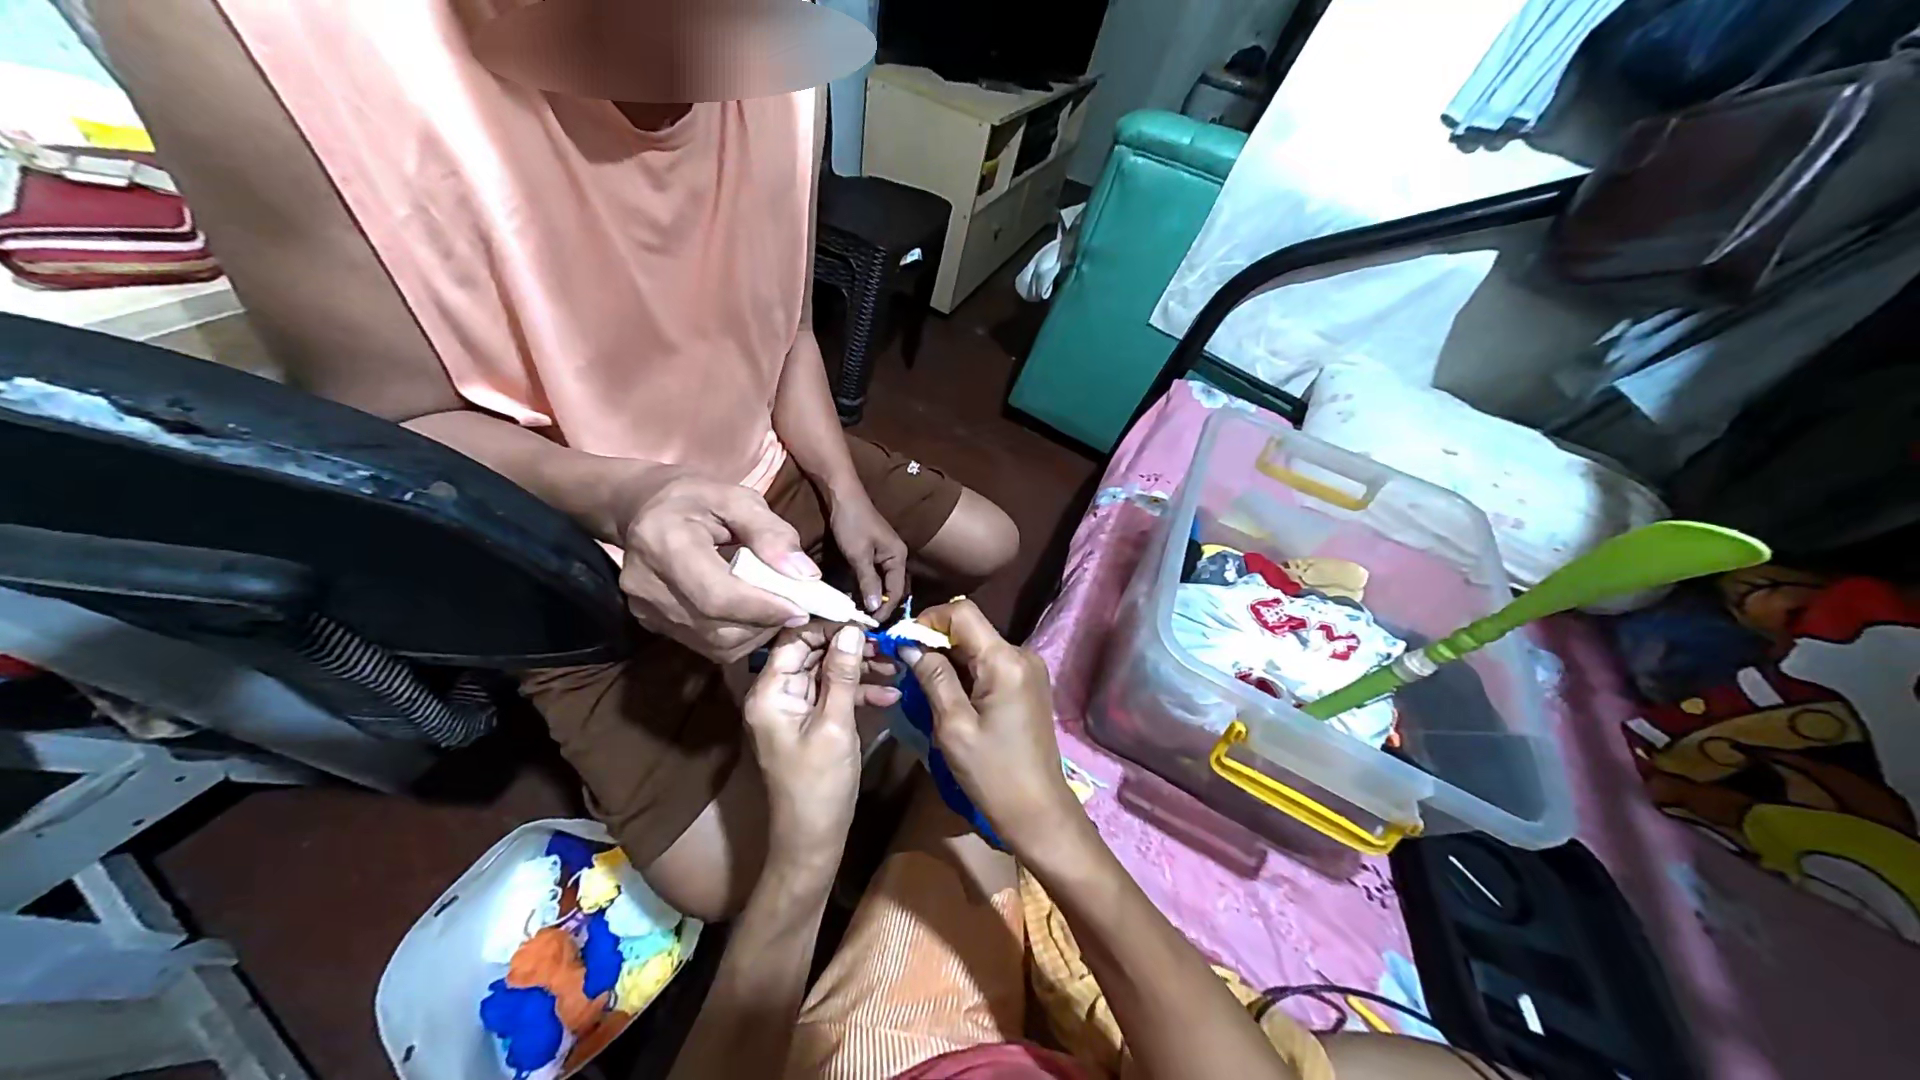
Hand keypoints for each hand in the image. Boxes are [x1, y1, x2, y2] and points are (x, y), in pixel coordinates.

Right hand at [617, 469, 820, 662]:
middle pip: (718, 627)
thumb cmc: (699, 500)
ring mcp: (645, 610)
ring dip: (756, 632)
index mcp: (663, 541)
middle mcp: (645, 583)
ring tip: (771, 604)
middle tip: (794, 604)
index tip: (802, 607)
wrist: (648, 511)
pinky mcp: (651, 625)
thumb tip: (805, 575)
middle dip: (766, 621)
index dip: (764, 608)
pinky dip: (740, 636)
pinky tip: (750, 612)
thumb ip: (773, 534)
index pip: (718, 596)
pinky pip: (708, 646)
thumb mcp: (739, 500)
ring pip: (716, 644)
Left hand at [743, 624, 899, 862]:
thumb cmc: (819, 785)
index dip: (829, 626)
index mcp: (769, 692)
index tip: (865, 622)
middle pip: (811, 652)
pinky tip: (890, 695)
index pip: (794, 639)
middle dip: (849, 646)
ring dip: (859, 668)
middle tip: (885, 643)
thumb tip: (852, 629)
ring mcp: (792, 708)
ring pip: (826, 672)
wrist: (812, 840)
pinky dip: (858, 693)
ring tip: (893, 665)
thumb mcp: (835, 725)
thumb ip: (842, 674)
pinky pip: (832, 695)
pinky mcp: (808, 722)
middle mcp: (775, 694)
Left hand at [828, 488, 906, 619]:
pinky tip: (853, 599)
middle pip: (891, 590)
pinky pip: (871, 577)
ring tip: (857, 615)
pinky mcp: (870, 554)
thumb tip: (875, 609)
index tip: (870, 625)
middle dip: (879, 607)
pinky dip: (864, 588)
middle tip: (864, 623)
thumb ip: (868, 582)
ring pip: (880, 584)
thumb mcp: (858, 555)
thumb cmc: (852, 523)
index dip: (885, 610)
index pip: (897, 591)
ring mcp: (882, 556)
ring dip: (870, 599)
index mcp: (898, 557)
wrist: (840, 495)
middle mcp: (895, 558)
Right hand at [900, 599, 1084, 856]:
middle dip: (936, 641)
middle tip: (905, 666)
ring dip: (949, 658)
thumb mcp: (954, 726)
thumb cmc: (993, 773)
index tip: (903, 643)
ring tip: (922, 683)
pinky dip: (966, 671)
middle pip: (971, 628)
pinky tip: (949, 695)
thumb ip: (934, 678)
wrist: (1039, 810)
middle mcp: (1021, 655)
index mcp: (1005, 661)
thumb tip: (911, 646)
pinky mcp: (1028, 684)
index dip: (929, 620)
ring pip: (979, 646)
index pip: (962, 613)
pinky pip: (991, 664)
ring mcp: (1028, 669)